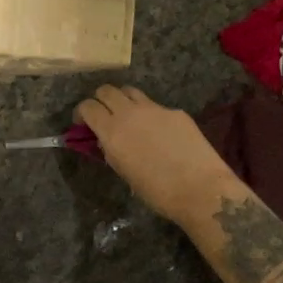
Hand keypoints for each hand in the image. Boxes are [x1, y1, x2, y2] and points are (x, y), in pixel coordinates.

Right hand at [76, 85, 234, 224]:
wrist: (201, 189)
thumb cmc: (157, 191)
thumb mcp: (123, 171)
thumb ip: (111, 150)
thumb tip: (106, 140)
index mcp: (112, 131)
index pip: (87, 106)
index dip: (81, 112)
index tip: (83, 123)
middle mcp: (130, 113)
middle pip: (107, 90)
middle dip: (101, 100)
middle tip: (104, 116)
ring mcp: (155, 109)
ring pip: (130, 91)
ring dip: (124, 100)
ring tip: (129, 118)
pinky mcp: (176, 112)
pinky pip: (156, 106)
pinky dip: (150, 114)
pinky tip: (160, 134)